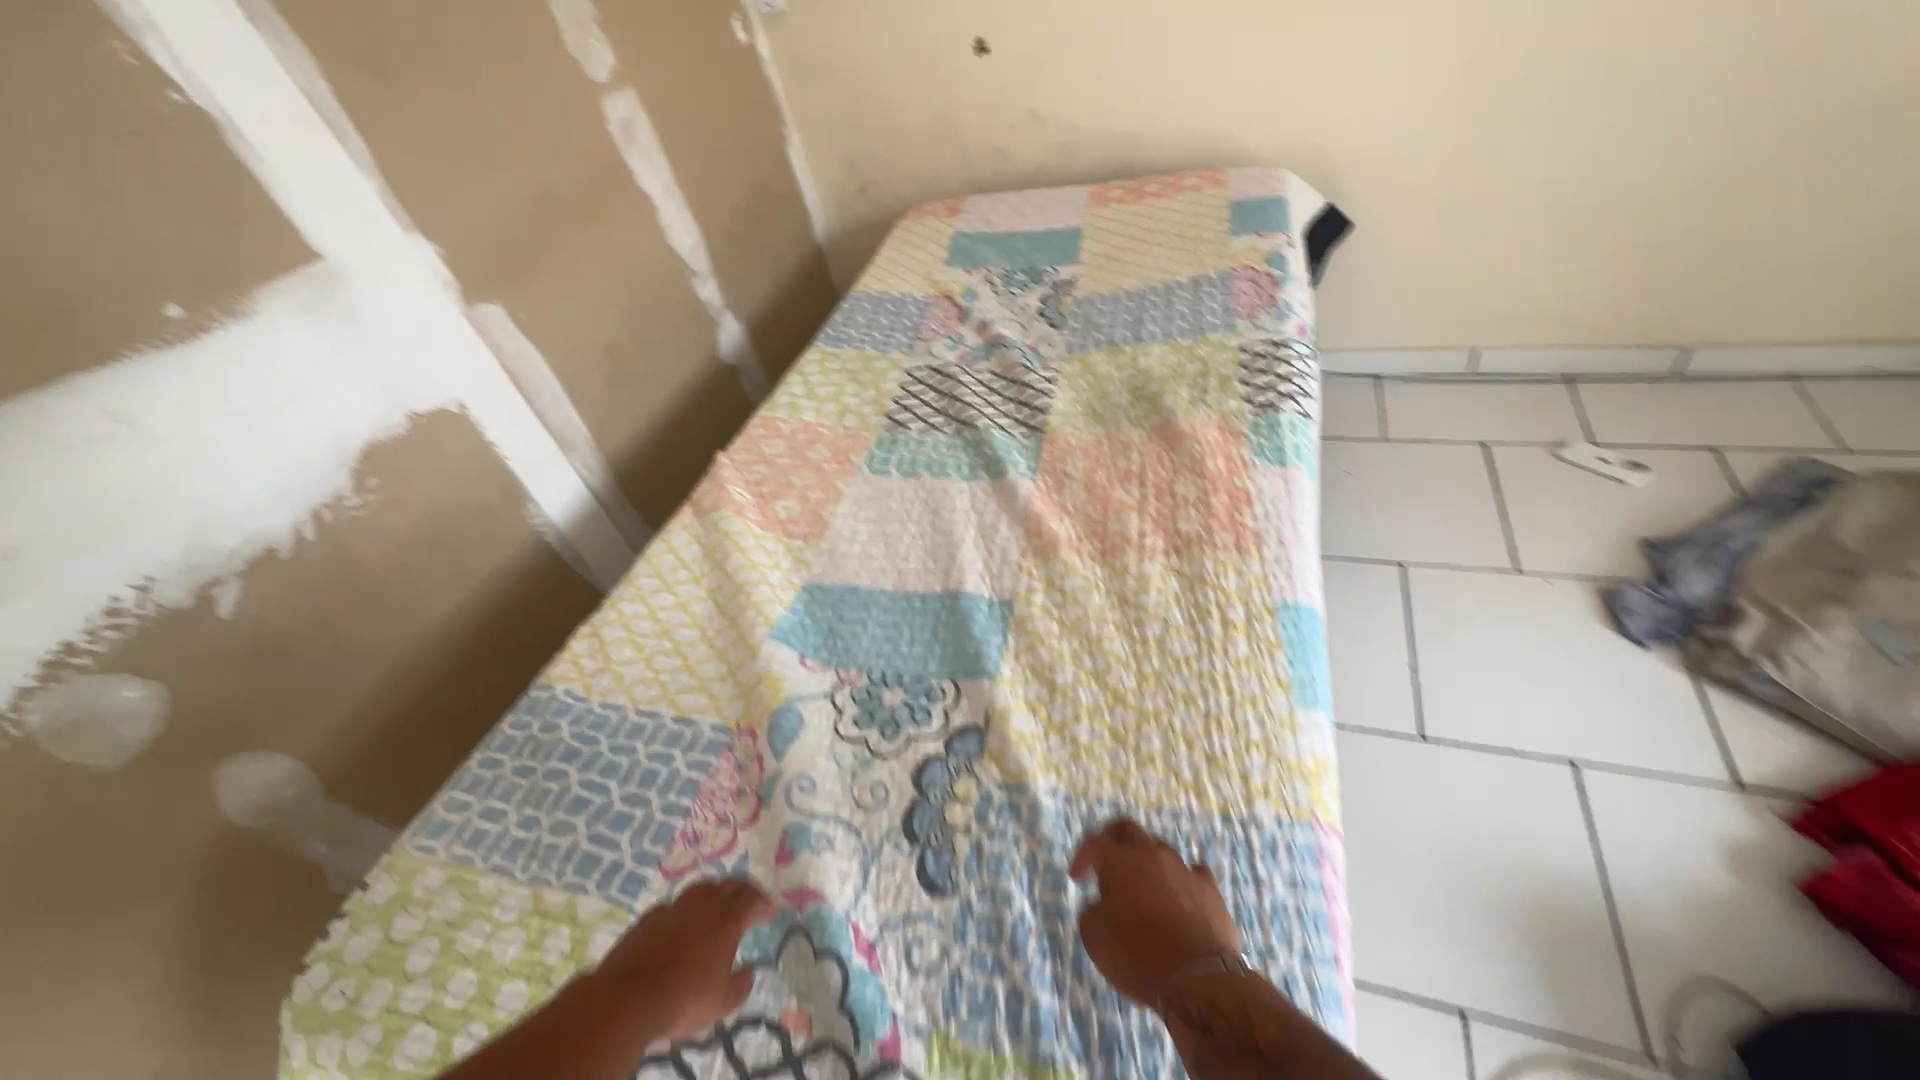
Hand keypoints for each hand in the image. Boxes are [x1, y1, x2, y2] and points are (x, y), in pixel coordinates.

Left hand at [592, 877, 776, 1040]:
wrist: (626, 999)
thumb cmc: (683, 1000)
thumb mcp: (722, 1003)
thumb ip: (741, 984)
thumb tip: (748, 971)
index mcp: (726, 923)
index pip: (751, 899)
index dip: (763, 902)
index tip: (770, 910)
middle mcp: (702, 908)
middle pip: (728, 885)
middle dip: (743, 889)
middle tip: (750, 899)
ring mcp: (673, 909)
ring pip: (700, 888)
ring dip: (715, 891)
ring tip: (718, 902)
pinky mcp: (648, 918)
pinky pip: (675, 904)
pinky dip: (687, 907)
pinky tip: (684, 921)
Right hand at [1069, 818, 1240, 1007]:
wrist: (1197, 978)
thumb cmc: (1137, 956)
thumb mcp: (1095, 938)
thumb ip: (1092, 911)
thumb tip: (1102, 904)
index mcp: (1119, 862)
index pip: (1094, 841)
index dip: (1082, 856)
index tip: (1077, 878)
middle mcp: (1151, 856)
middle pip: (1129, 830)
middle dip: (1113, 840)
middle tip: (1107, 861)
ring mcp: (1184, 870)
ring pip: (1162, 849)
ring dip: (1148, 862)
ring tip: (1144, 886)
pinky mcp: (1211, 889)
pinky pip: (1193, 873)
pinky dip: (1182, 881)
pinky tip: (1179, 897)